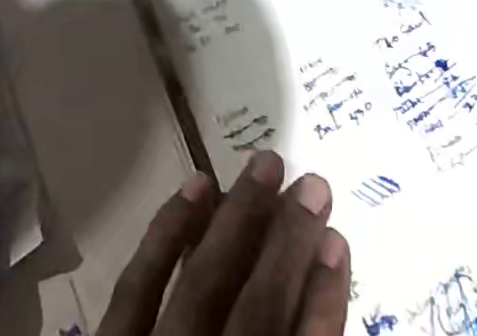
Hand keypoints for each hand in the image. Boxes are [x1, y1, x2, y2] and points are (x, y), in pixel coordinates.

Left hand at [99, 152, 350, 335]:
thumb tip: (314, 304)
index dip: (325, 300)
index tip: (339, 243)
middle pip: (257, 311)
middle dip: (290, 244)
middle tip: (315, 184)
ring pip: (202, 283)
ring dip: (239, 219)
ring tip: (267, 165)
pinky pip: (138, 281)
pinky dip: (169, 230)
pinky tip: (198, 184)